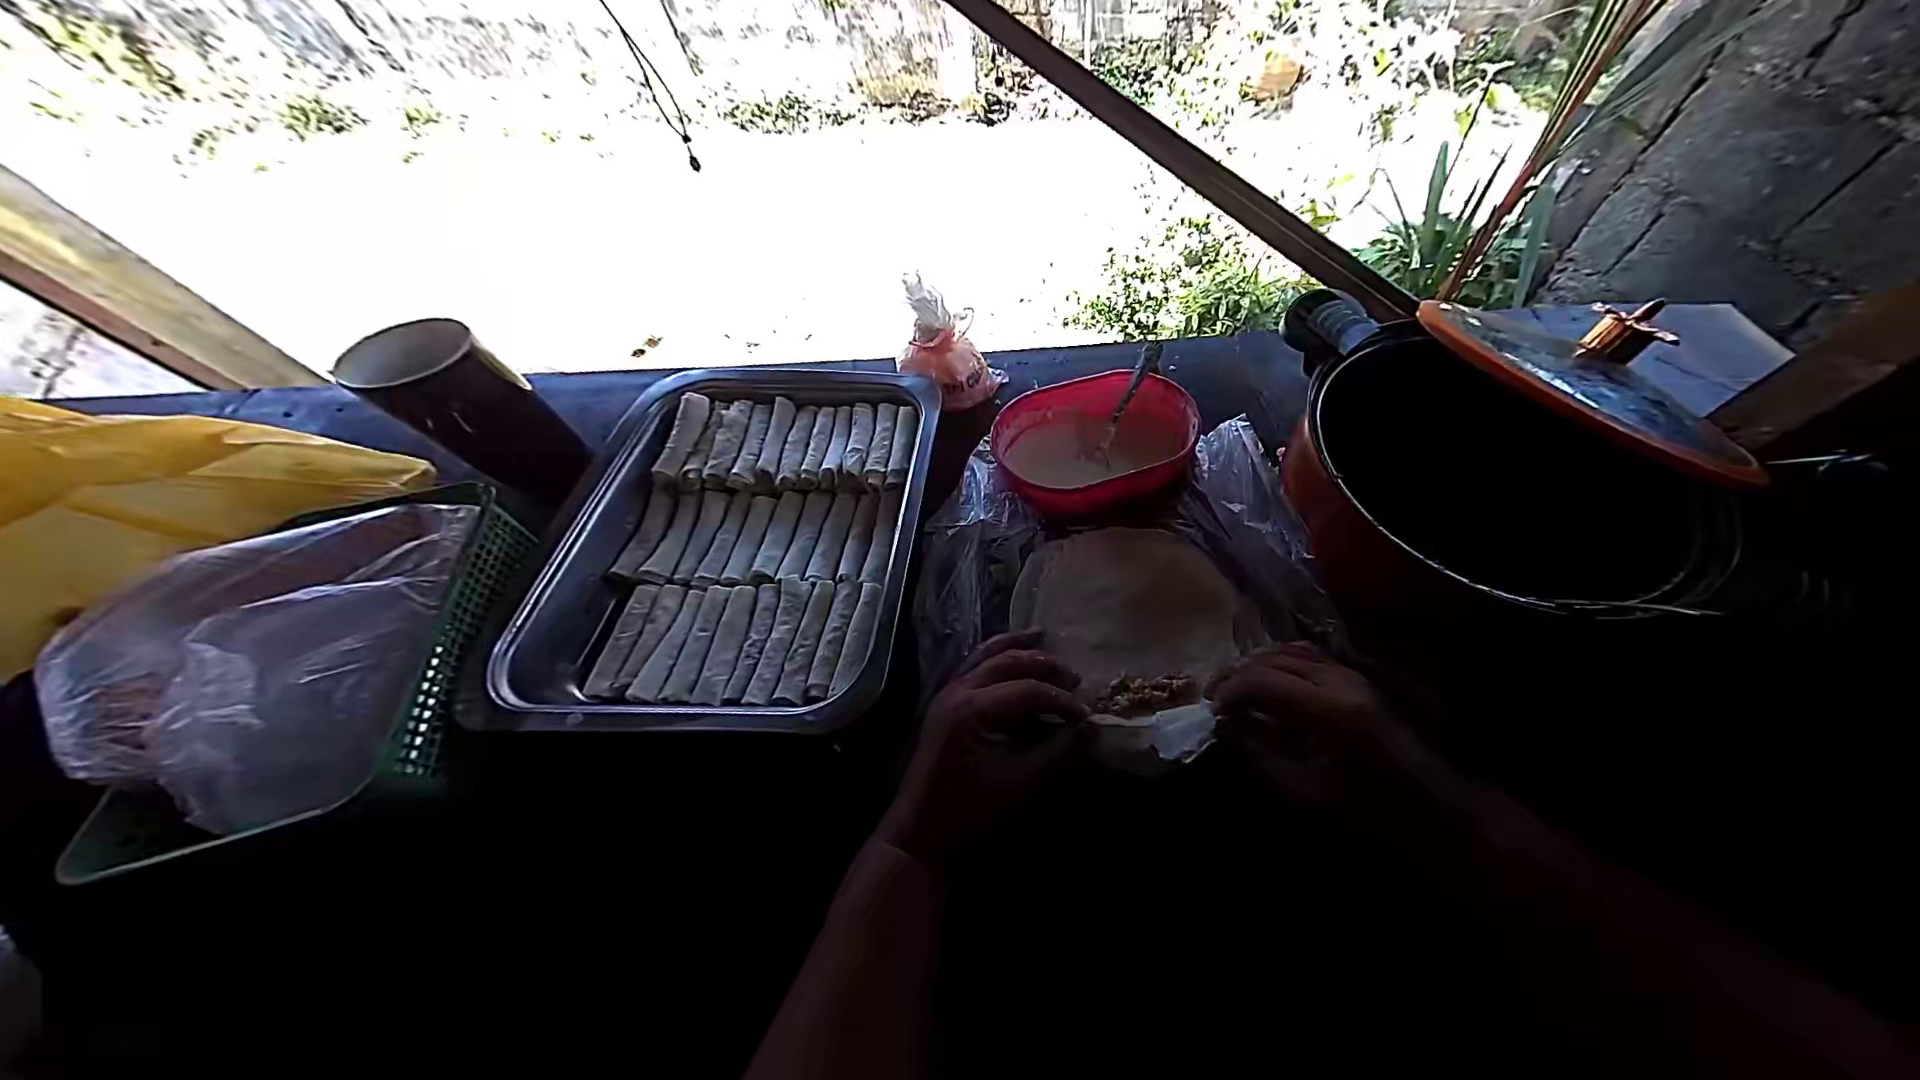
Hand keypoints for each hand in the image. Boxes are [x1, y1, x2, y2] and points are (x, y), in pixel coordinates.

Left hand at [878, 630, 1090, 864]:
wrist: (920, 838)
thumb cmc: (971, 814)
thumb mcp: (1022, 786)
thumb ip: (1059, 752)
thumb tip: (1091, 727)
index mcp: (972, 708)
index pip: (1028, 689)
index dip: (1061, 699)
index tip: (1086, 715)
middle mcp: (956, 692)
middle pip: (1005, 661)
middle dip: (1042, 664)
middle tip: (1073, 675)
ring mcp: (946, 697)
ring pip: (984, 657)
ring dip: (1015, 649)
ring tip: (1042, 638)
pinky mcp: (944, 708)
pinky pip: (973, 670)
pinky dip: (994, 659)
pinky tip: (1010, 662)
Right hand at [1209, 643, 1461, 837]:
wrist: (1430, 808)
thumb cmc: (1366, 808)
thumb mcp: (1301, 788)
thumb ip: (1257, 751)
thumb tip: (1225, 725)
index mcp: (1328, 710)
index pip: (1260, 680)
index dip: (1228, 691)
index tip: (1212, 710)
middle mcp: (1339, 681)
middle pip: (1270, 659)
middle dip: (1236, 675)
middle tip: (1215, 697)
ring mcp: (1349, 675)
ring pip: (1286, 650)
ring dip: (1254, 665)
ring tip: (1235, 687)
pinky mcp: (1353, 678)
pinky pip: (1305, 654)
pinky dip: (1277, 661)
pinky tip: (1265, 681)